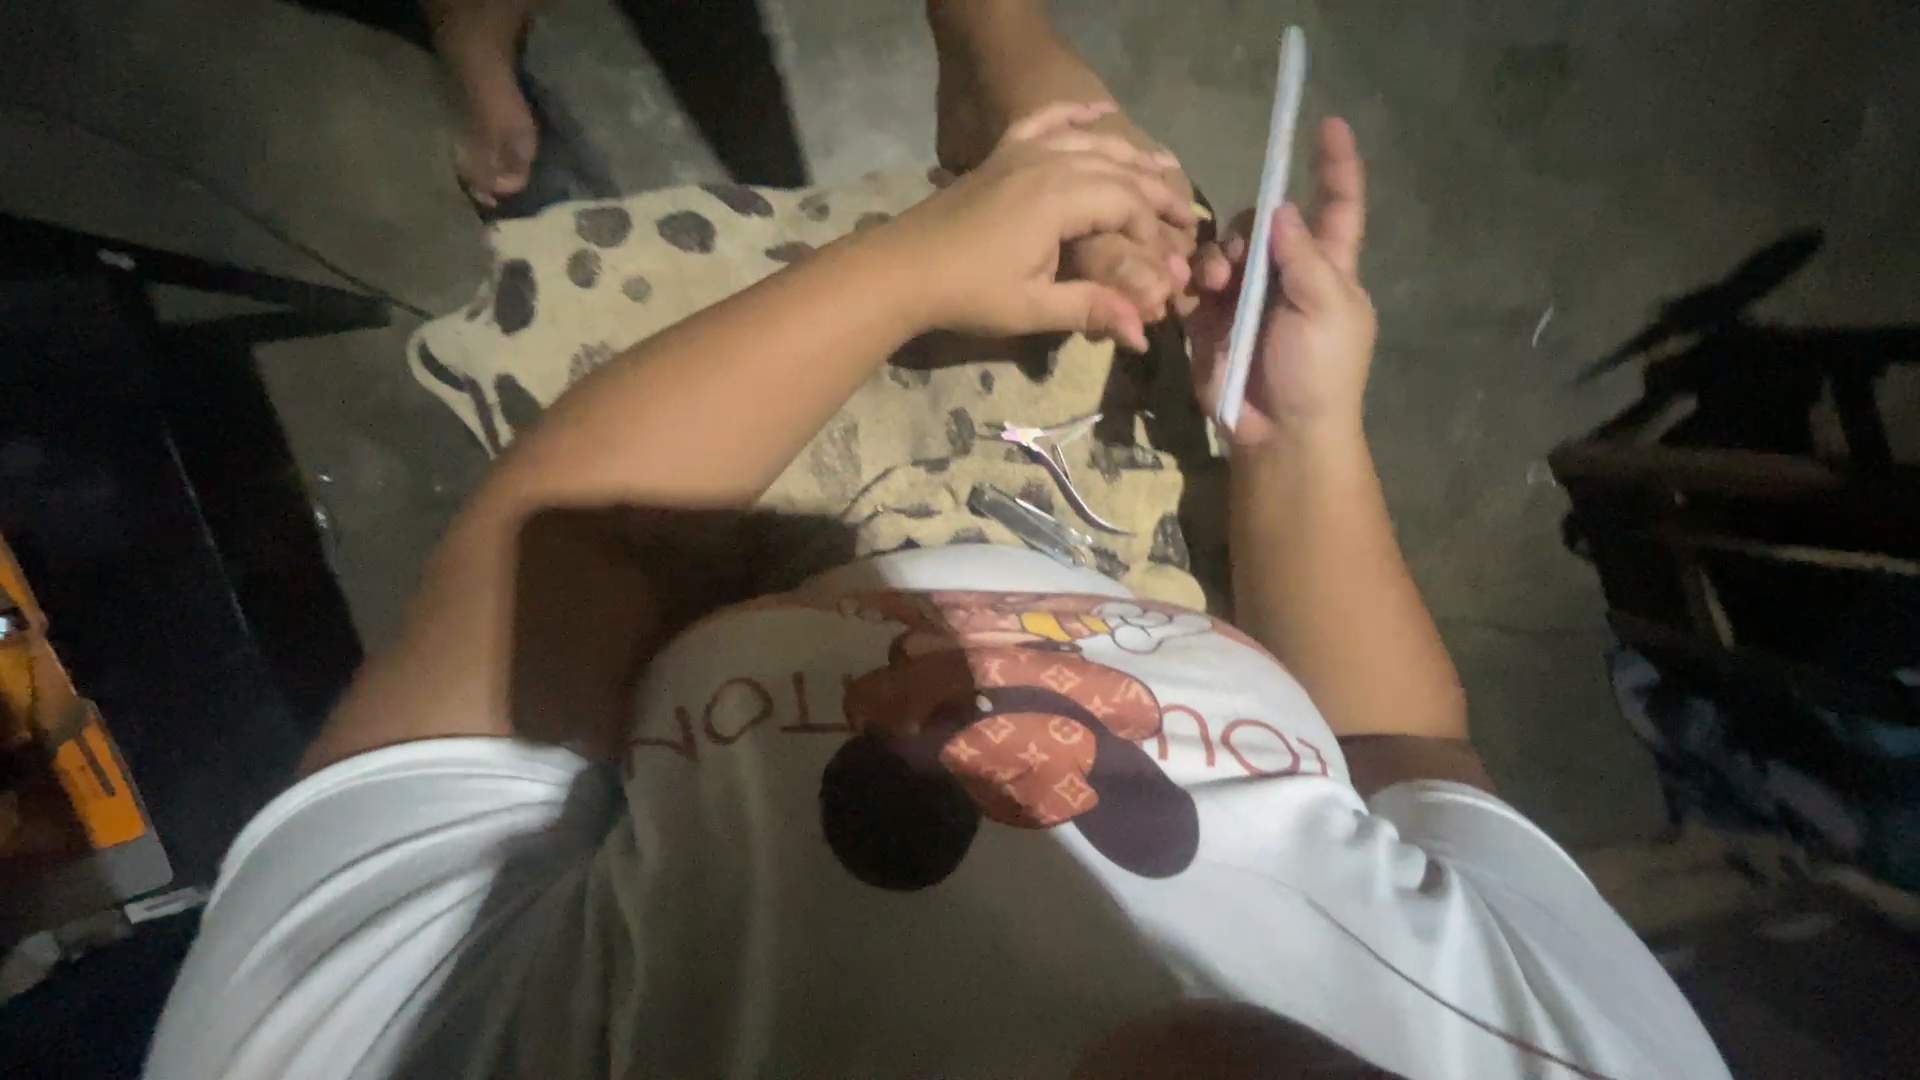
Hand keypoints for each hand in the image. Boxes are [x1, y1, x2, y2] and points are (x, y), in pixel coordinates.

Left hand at [892, 102, 1195, 352]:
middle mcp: (1049, 163)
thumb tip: (1143, 333)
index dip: (1155, 232)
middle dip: (1158, 193)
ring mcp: (1023, 152)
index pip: (1128, 204)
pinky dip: (1075, 115)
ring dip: (1132, 154)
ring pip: (1092, 142)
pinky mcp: (1002, 153)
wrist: (903, 269)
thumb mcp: (1032, 309)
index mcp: (1060, 199)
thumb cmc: (967, 294)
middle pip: (1120, 169)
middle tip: (1188, 217)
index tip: (1171, 262)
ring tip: (1166, 168)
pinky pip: (1046, 121)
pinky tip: (1097, 111)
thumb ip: (1090, 310)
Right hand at [1186, 117, 1374, 445]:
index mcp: (1328, 269)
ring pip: (1222, 253)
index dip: (1336, 167)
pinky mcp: (1208, 325)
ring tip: (1211, 284)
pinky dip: (1184, 282)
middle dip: (1248, 230)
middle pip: (1262, 225)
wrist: (1279, 431)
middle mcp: (1283, 277)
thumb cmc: (1319, 371)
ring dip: (1214, 259)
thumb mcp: (1327, 308)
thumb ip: (1304, 257)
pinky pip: (1191, 288)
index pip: (1337, 207)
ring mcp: (1242, 302)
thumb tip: (1281, 208)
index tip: (1329, 124)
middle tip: (1239, 262)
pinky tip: (1183, 289)